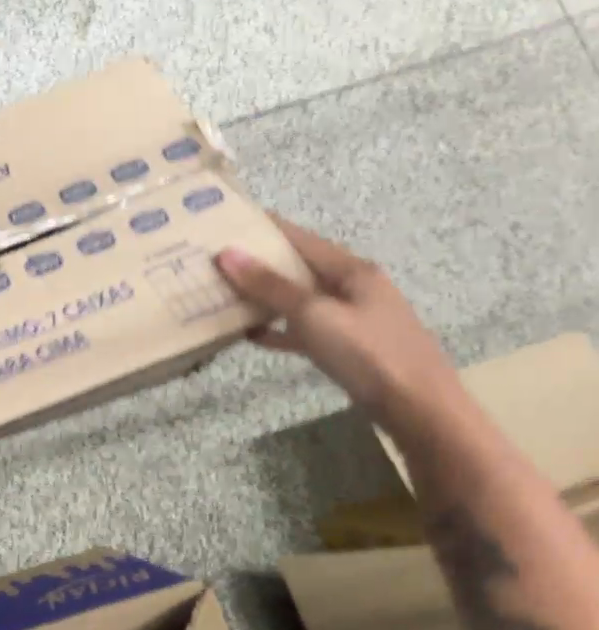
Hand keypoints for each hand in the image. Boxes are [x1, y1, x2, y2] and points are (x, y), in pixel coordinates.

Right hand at [214, 216, 464, 421]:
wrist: (419, 409)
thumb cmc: (368, 353)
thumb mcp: (313, 314)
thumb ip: (270, 285)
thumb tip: (226, 253)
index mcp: (352, 271)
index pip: (300, 238)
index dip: (263, 227)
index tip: (223, 220)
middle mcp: (353, 288)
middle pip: (296, 267)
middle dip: (256, 262)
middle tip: (210, 257)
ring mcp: (351, 318)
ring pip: (296, 297)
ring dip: (261, 295)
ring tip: (220, 291)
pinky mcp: (346, 346)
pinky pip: (301, 328)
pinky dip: (276, 327)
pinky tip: (248, 333)